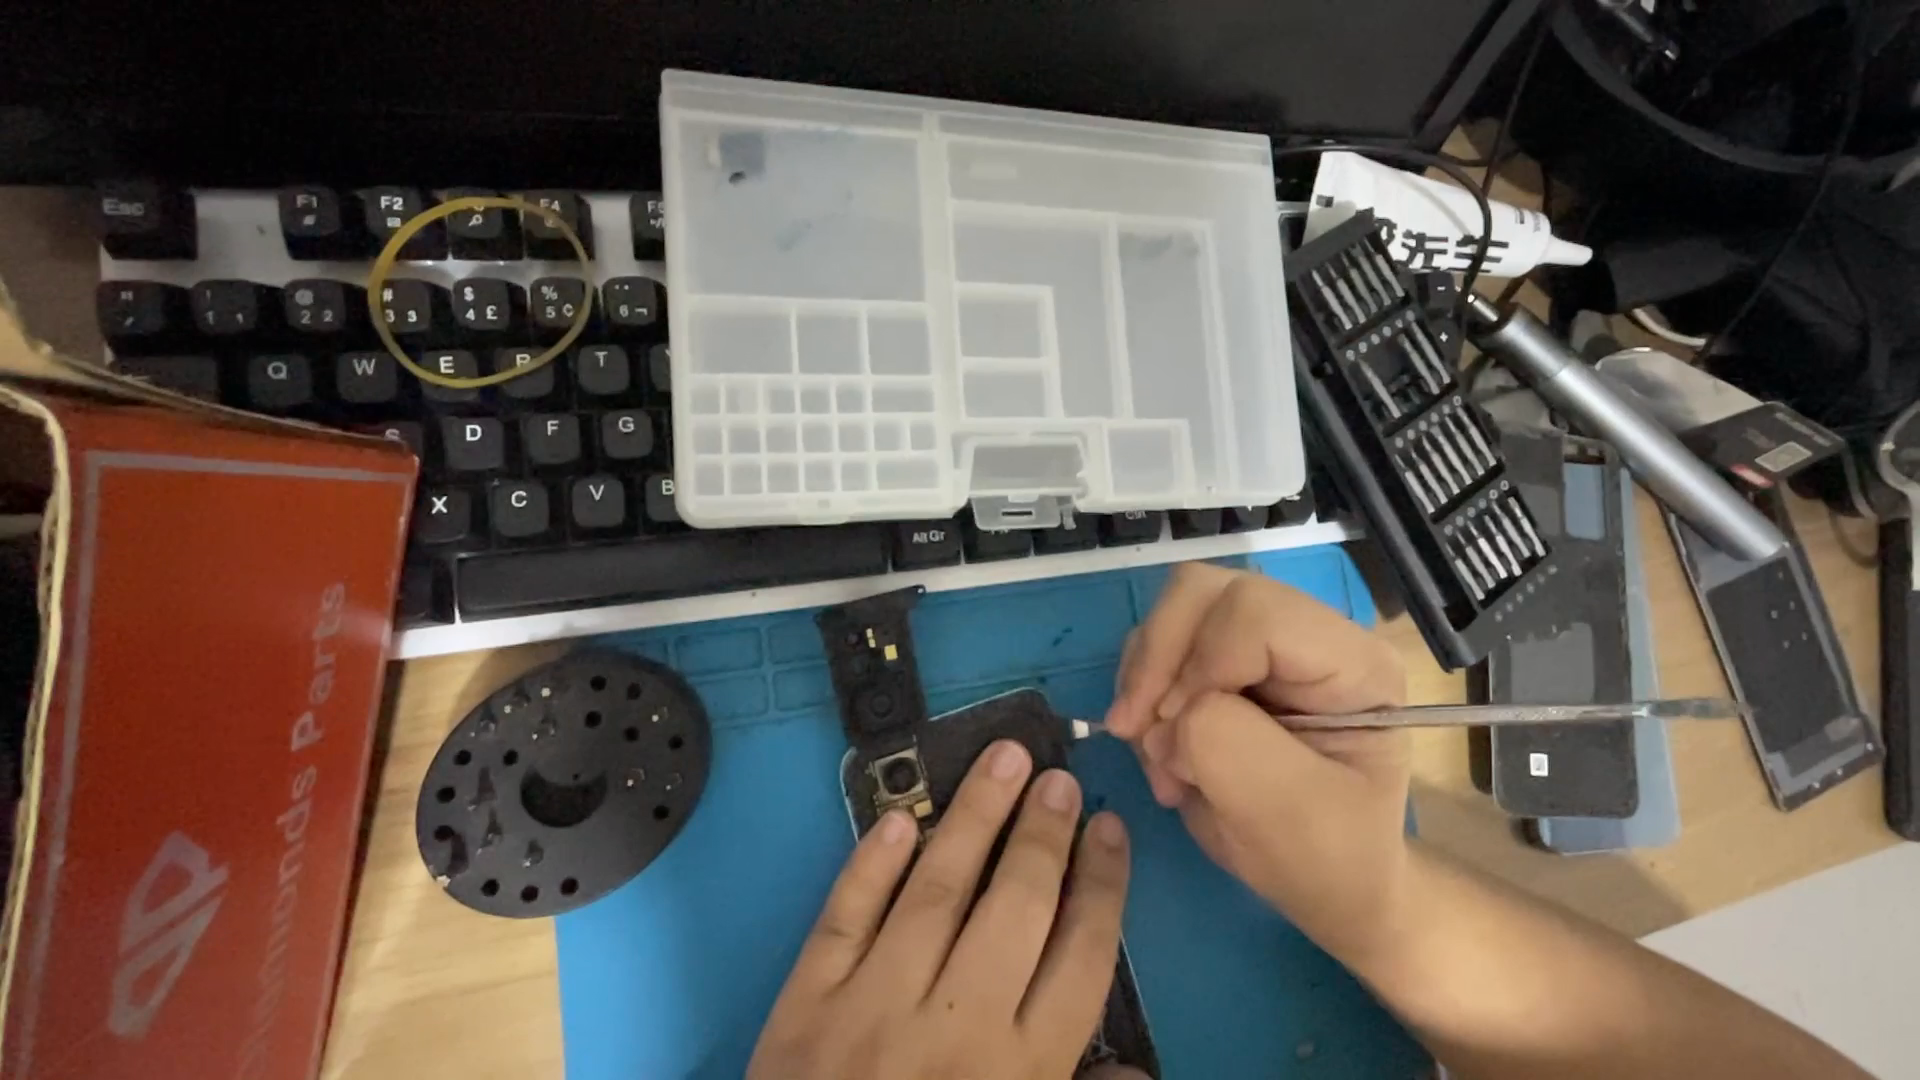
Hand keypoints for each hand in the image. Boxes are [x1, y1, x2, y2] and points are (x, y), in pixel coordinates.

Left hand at [748, 740, 1133, 1079]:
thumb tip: (1134, 1071)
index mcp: (1021, 1071)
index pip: (1080, 957)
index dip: (1102, 885)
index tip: (1109, 829)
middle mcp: (956, 1028)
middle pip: (1014, 907)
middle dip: (1043, 836)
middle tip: (1059, 779)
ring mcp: (874, 1007)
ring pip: (936, 892)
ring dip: (973, 817)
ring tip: (1004, 760)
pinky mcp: (810, 1001)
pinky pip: (844, 918)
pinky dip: (870, 865)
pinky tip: (898, 818)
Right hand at [1105, 563, 1412, 962]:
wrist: (1322, 882)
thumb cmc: (1325, 857)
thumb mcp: (1288, 814)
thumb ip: (1227, 745)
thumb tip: (1169, 713)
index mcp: (1350, 662)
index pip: (1256, 613)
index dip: (1202, 663)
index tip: (1173, 732)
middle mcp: (1305, 634)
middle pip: (1201, 592)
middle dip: (1157, 660)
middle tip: (1134, 730)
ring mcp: (1256, 643)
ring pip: (1169, 615)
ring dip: (1144, 686)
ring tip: (1160, 760)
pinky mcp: (1218, 659)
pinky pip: (1154, 648)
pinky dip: (1139, 697)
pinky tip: (1160, 752)